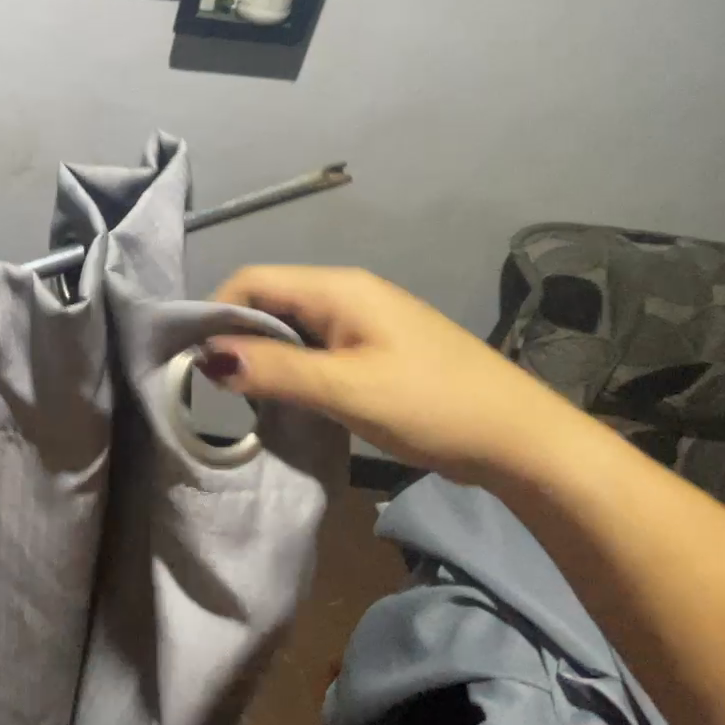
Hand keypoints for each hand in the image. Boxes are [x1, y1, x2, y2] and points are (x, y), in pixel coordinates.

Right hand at [207, 265, 589, 484]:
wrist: (526, 443)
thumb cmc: (433, 406)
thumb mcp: (345, 390)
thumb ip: (274, 370)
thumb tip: (207, 356)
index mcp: (338, 288)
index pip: (252, 281)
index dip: (216, 313)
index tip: (198, 359)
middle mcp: (346, 292)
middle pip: (268, 300)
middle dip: (236, 335)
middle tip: (217, 384)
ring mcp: (363, 320)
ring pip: (289, 325)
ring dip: (263, 354)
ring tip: (247, 394)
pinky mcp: (374, 347)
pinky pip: (313, 345)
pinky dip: (290, 365)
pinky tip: (288, 396)